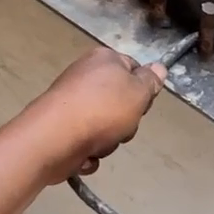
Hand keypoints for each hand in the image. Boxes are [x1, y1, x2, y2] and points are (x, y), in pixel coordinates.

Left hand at [20, 47, 166, 182]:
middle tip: (122, 126)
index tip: (142, 104)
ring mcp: (72, 104)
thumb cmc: (103, 110)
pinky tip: (86, 153)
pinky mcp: (62, 128)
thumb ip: (151, 80)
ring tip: (100, 142)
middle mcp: (86, 77)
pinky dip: (90, 151)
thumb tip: (159, 67)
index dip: (143, 89)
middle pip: (121, 101)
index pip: (135, 69)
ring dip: (109, 140)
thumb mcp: (139, 92)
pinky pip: (88, 141)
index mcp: (104, 59)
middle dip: (126, 121)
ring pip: (106, 125)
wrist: (54, 139)